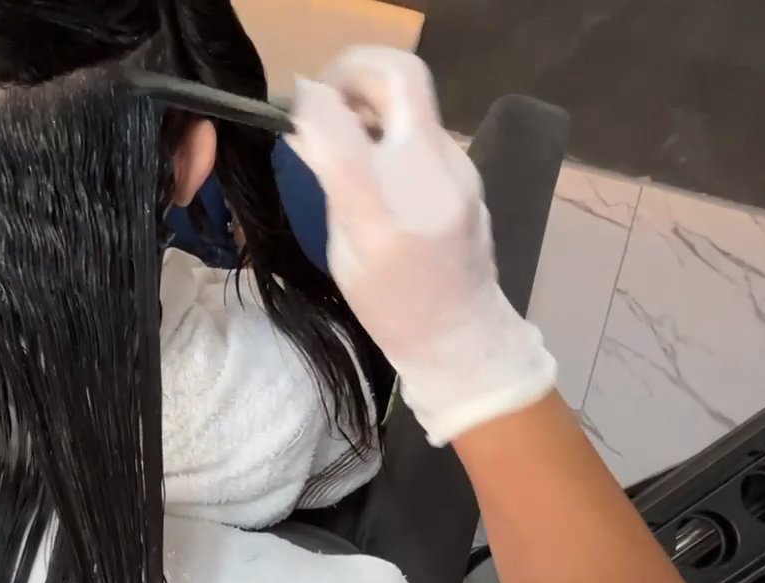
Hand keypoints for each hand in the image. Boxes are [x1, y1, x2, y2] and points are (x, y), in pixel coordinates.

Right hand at [290, 47, 556, 445]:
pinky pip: (426, 129)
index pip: (338, 124)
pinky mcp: (469, 168)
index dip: (309, 102)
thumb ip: (331, 190)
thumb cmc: (389, 311)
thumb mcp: (343, 258)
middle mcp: (424, 179)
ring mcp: (456, 168)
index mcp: (380, 216)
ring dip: (374, 100)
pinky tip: (383, 160)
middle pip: (398, 75)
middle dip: (354, 67)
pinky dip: (395, 129)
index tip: (295, 107)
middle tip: (329, 94)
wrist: (460, 332)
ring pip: (414, 99)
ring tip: (351, 132)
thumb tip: (307, 133)